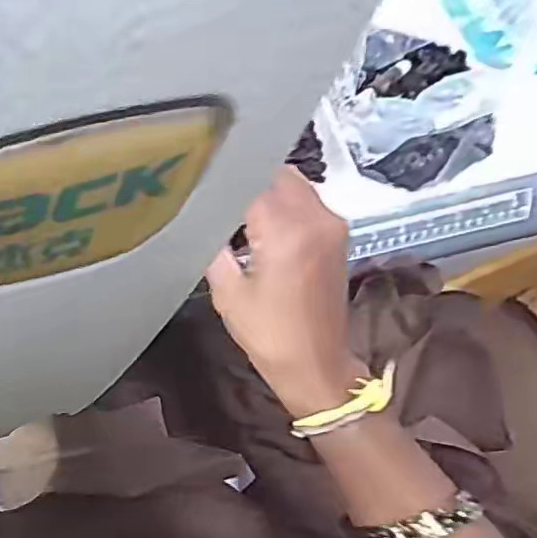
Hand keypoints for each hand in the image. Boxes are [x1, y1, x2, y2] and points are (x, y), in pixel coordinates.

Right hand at [204, 168, 369, 415]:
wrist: (315, 362)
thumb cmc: (268, 335)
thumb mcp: (228, 295)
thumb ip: (214, 251)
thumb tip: (200, 224)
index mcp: (287, 232)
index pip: (251, 184)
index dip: (223, 181)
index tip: (198, 181)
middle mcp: (317, 217)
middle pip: (278, 175)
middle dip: (246, 180)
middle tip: (212, 191)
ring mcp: (333, 224)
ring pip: (295, 185)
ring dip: (265, 191)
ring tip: (231, 206)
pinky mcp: (338, 235)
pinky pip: (306, 202)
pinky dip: (282, 204)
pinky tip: (257, 223)